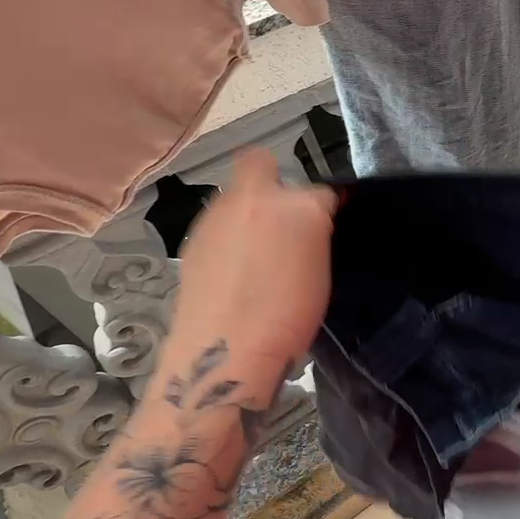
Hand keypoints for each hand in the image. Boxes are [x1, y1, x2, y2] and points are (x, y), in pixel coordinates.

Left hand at [166, 148, 335, 392]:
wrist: (225, 355)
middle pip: (259, 163)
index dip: (326, 206)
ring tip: (259, 252)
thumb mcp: (320, 273)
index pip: (322, 190)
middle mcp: (254, 200)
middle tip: (284, 218)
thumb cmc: (288, 320)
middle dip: (273, 179)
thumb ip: (315, 235)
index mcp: (299, 207)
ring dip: (248, 211)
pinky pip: (218, 224)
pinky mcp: (193, 240)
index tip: (327, 224)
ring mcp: (216, 217)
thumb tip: (311, 225)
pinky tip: (235, 270)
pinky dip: (229, 236)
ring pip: (234, 195)